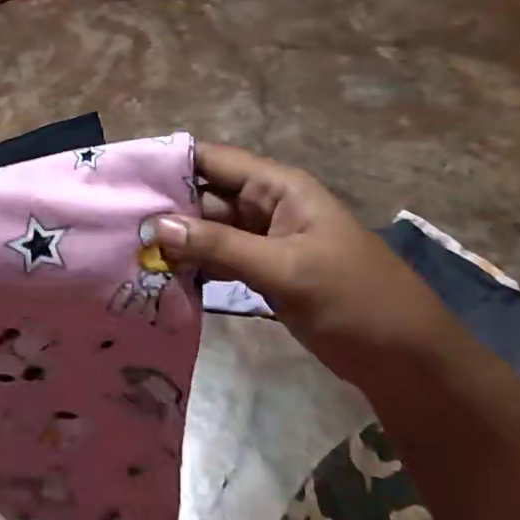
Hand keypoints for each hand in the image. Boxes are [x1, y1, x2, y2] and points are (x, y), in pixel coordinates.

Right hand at [150, 142, 452, 384]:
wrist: (406, 359)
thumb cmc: (355, 299)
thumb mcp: (287, 269)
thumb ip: (220, 245)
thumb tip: (156, 225)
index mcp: (278, 186)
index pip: (212, 160)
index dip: (169, 163)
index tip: (122, 177)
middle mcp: (266, 204)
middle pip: (205, 194)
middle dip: (165, 207)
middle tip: (114, 224)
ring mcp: (263, 239)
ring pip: (208, 229)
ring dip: (175, 239)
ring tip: (126, 250)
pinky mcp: (263, 271)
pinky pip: (219, 258)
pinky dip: (194, 265)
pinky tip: (160, 276)